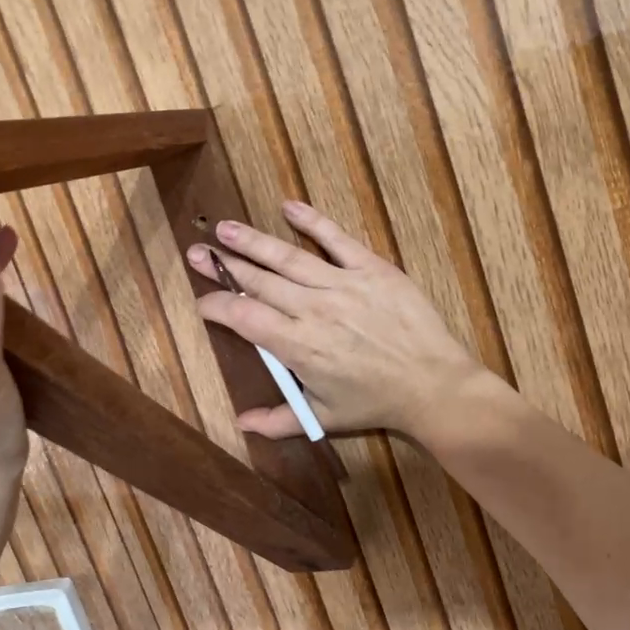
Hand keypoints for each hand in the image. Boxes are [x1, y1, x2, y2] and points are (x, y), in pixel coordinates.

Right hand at [188, 200, 498, 441]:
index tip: (201, 302)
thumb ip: (278, 420)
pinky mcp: (371, 269)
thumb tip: (242, 423)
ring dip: (252, 242)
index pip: (244, 317)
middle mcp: (313, 310)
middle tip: (196, 252)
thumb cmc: (376, 404)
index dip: (217, 306)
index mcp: (298, 346)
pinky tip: (288, 206)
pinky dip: (312, 222)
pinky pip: (336, 240)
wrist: (433, 385)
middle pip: (258, 282)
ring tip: (225, 228)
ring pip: (287, 257)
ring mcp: (342, 285)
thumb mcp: (323, 416)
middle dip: (223, 267)